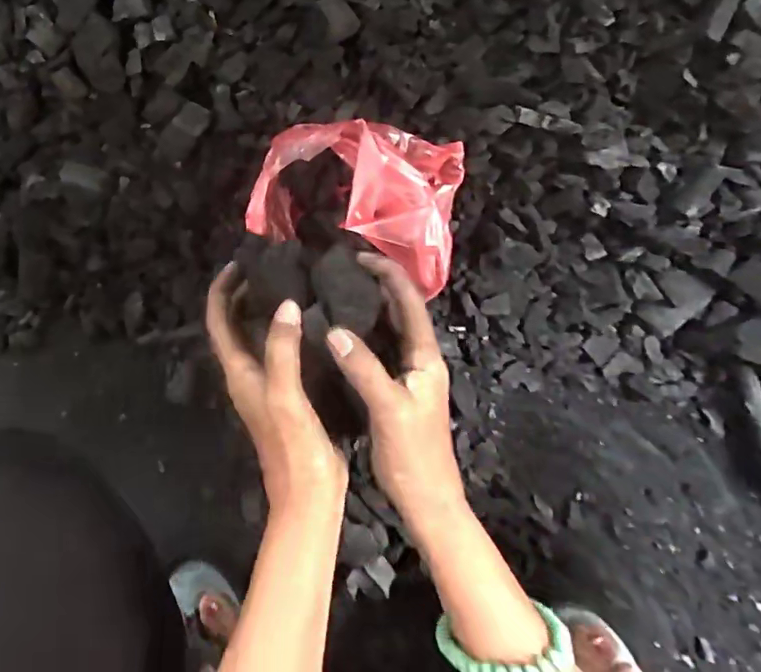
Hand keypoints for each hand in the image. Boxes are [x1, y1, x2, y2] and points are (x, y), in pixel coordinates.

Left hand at [206, 263, 346, 518]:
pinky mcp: (283, 396)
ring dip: (258, 311)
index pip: (217, 321)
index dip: (221, 290)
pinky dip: (280, 332)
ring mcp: (262, 387)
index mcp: (238, 372)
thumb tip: (284, 305)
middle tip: (264, 270)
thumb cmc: (294, 448)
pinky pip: (273, 352)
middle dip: (239, 295)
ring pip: (251, 338)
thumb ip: (281, 350)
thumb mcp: (286, 395)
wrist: (309, 500)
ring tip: (283, 287)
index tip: (238, 264)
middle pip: (231, 325)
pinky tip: (305, 327)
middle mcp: (244, 376)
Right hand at [324, 253, 466, 541]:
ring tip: (332, 287)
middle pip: (400, 308)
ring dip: (367, 303)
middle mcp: (419, 359)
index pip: (409, 302)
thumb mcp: (389, 409)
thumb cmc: (414, 456)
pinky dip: (358, 328)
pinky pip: (376, 345)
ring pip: (387, 325)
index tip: (355, 257)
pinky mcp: (393, 387)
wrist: (428, 502)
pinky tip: (333, 328)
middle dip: (375, 281)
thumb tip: (333, 329)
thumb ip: (364, 368)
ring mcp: (407, 373)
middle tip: (337, 267)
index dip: (387, 274)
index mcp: (425, 358)